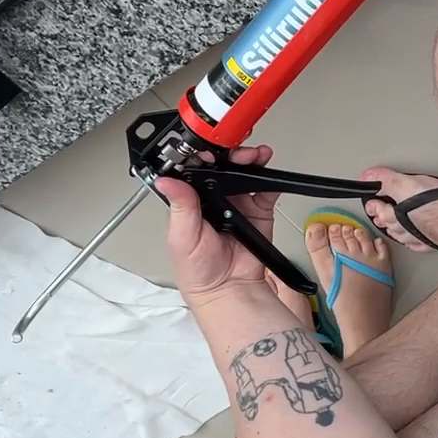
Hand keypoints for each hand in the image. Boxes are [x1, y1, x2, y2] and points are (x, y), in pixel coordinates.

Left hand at [158, 144, 279, 306]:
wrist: (229, 289)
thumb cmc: (199, 271)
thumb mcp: (182, 237)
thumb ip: (180, 207)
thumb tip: (167, 181)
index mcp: (190, 201)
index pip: (195, 170)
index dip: (202, 156)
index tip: (208, 149)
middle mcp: (214, 199)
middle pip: (223, 167)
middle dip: (231, 154)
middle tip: (236, 152)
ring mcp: (238, 203)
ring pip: (245, 174)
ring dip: (251, 161)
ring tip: (254, 157)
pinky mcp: (258, 212)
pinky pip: (267, 191)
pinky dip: (270, 180)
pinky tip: (268, 174)